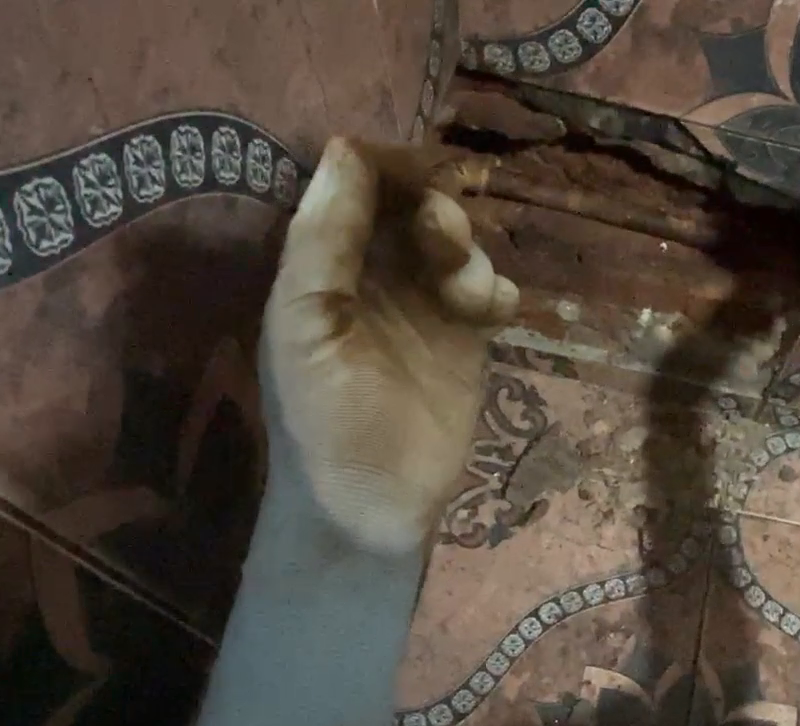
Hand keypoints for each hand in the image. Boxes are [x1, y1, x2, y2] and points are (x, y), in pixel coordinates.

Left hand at [258, 137, 518, 555]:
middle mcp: (376, 279)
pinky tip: (491, 315)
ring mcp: (426, 311)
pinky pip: (491, 293)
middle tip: (442, 235)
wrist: (373, 502)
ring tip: (466, 297)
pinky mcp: (468, 342)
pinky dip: (496, 290)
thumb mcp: (303, 326)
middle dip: (435, 210)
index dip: (385, 170)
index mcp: (324, 268)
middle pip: (414, 209)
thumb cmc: (325, 417)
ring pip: (458, 246)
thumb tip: (346, 149)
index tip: (417, 172)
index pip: (355, 191)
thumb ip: (322, 241)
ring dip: (468, 254)